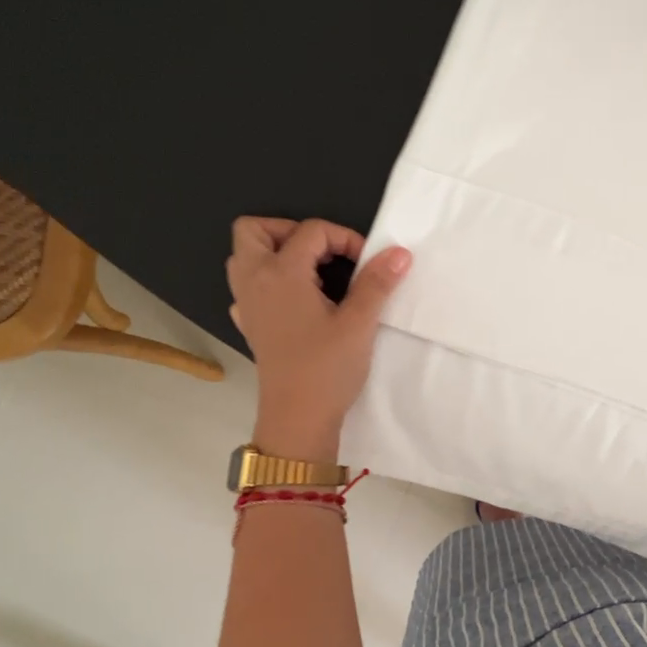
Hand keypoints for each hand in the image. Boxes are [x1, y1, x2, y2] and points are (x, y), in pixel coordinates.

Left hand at [226, 217, 411, 461]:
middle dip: (292, 231)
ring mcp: (247, 304)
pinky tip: (295, 301)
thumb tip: (399, 253)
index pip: (310, 232)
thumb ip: (377, 283)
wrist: (298, 416)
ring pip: (246, 256)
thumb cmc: (327, 368)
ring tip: (313, 273)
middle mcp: (254, 280)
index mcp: (280, 273)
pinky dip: (269, 282)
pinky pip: (248, 287)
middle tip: (326, 253)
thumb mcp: (359, 323)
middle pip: (255, 231)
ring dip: (277, 253)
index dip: (344, 238)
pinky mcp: (250, 325)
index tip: (368, 265)